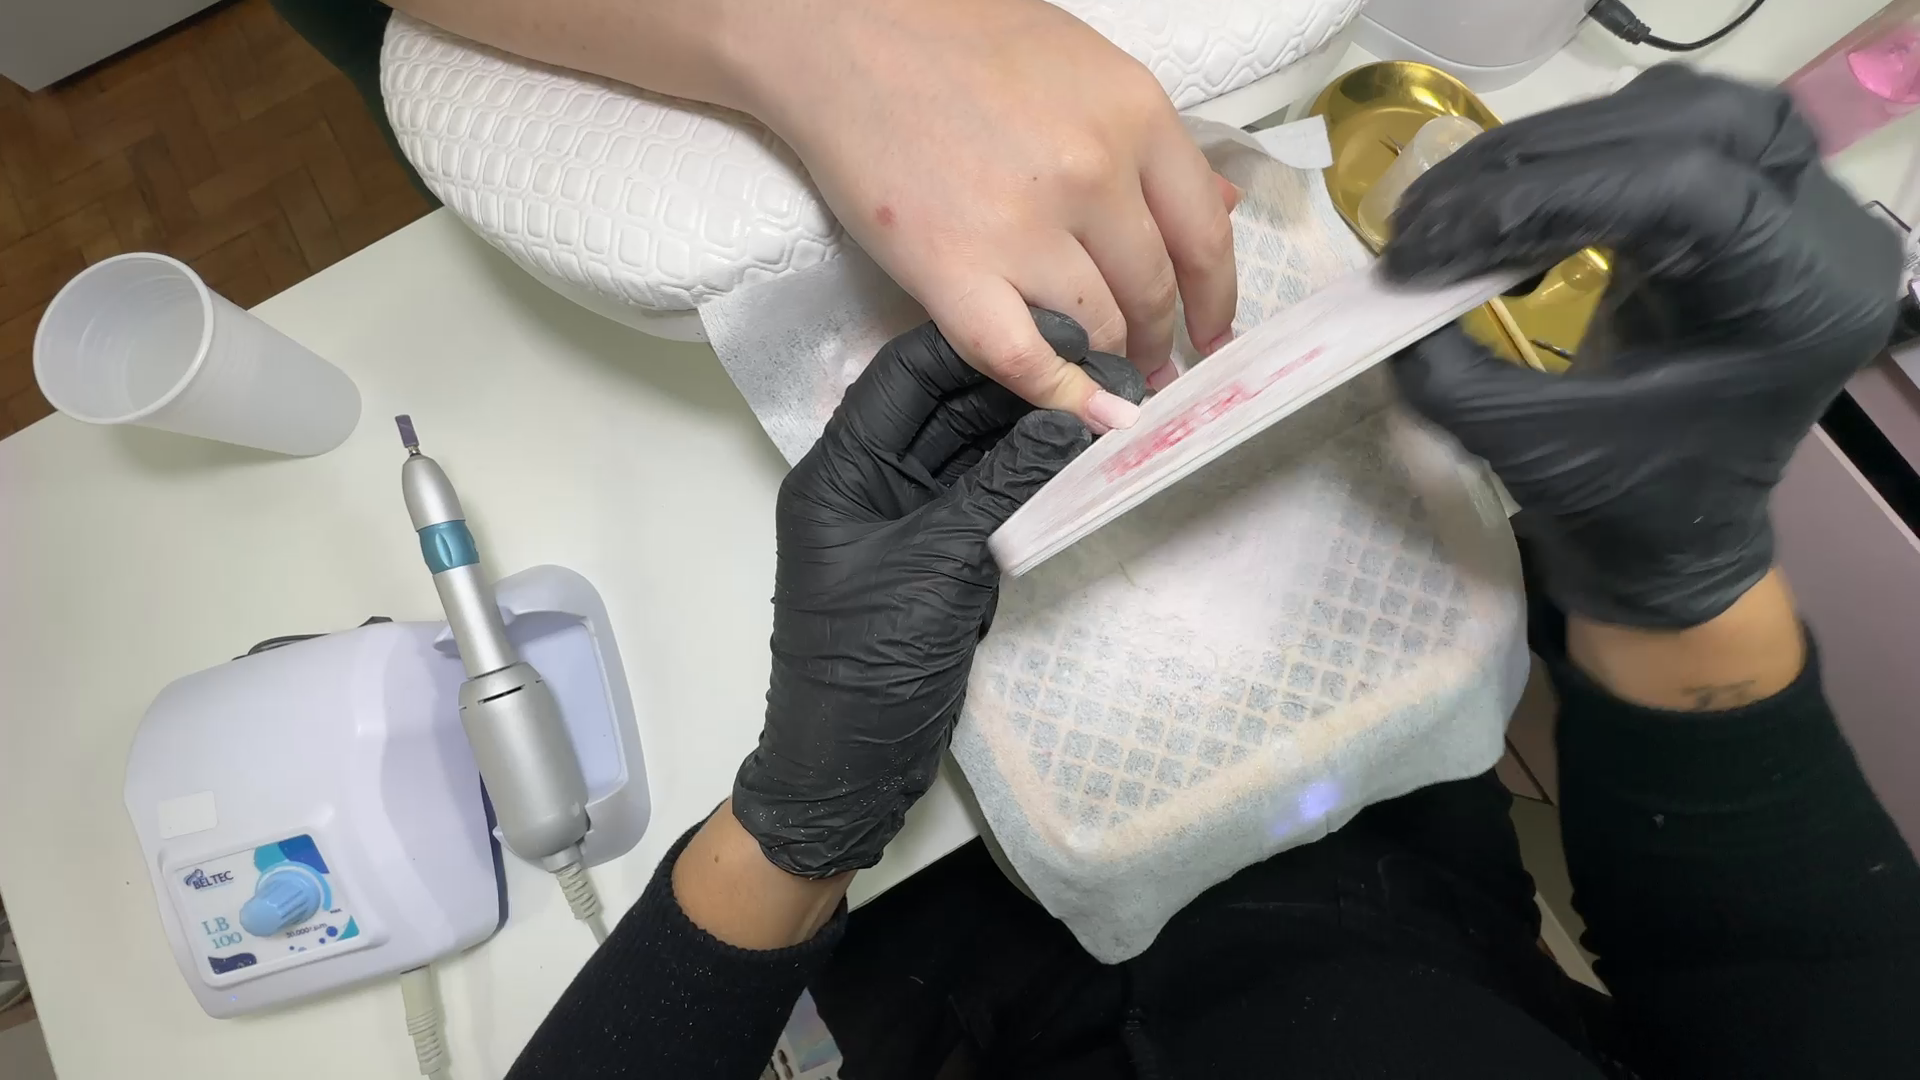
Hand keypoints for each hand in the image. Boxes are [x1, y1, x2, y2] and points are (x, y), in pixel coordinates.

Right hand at [730, 0, 1236, 428]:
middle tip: (1151, 368)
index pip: (1202, 235)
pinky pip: (1025, 360)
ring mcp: (1022, 228)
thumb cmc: (958, 37)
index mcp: (1133, 114)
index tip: (1213, 339)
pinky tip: (1087, 418)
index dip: (1215, 302)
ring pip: (1096, 331)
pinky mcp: (953, 271)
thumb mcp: (1084, 68)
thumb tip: (1220, 207)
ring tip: (1109, 380)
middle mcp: (1091, 173)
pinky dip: (1063, 399)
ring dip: (1110, 367)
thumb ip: (1152, 145)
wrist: (841, 30)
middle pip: (1150, 295)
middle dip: (1157, 344)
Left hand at [733, 310, 1145, 876]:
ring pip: (970, 451)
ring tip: (1100, 406)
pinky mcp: (938, 549)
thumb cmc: (871, 663)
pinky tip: (1077, 456)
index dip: (976, 346)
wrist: (853, 763)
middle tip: (1097, 370)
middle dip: (1015, 388)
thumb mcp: (938, 564)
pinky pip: (983, 495)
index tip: (1053, 332)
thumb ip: (1002, 486)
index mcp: (840, 470)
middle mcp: (870, 479)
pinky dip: (1025, 478)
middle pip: (944, 408)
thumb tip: (1072, 418)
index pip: (905, 375)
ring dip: (1028, 432)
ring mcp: (907, 515)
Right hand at [1382, 66, 1900, 627]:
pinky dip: (1561, 162)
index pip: (1679, 190)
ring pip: (1673, 111)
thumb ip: (1446, 369)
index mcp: (1788, 305)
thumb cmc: (1611, 501)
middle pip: (1685, 122)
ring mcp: (1785, 213)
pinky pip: (1656, 140)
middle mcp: (1816, 235)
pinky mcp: (1733, 213)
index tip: (1419, 253)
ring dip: (1539, 151)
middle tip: (1418, 220)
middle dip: (1528, 163)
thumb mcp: (1515, 442)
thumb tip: (1385, 297)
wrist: (1664, 530)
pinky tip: (1500, 212)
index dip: (1534, 203)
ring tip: (1444, 210)